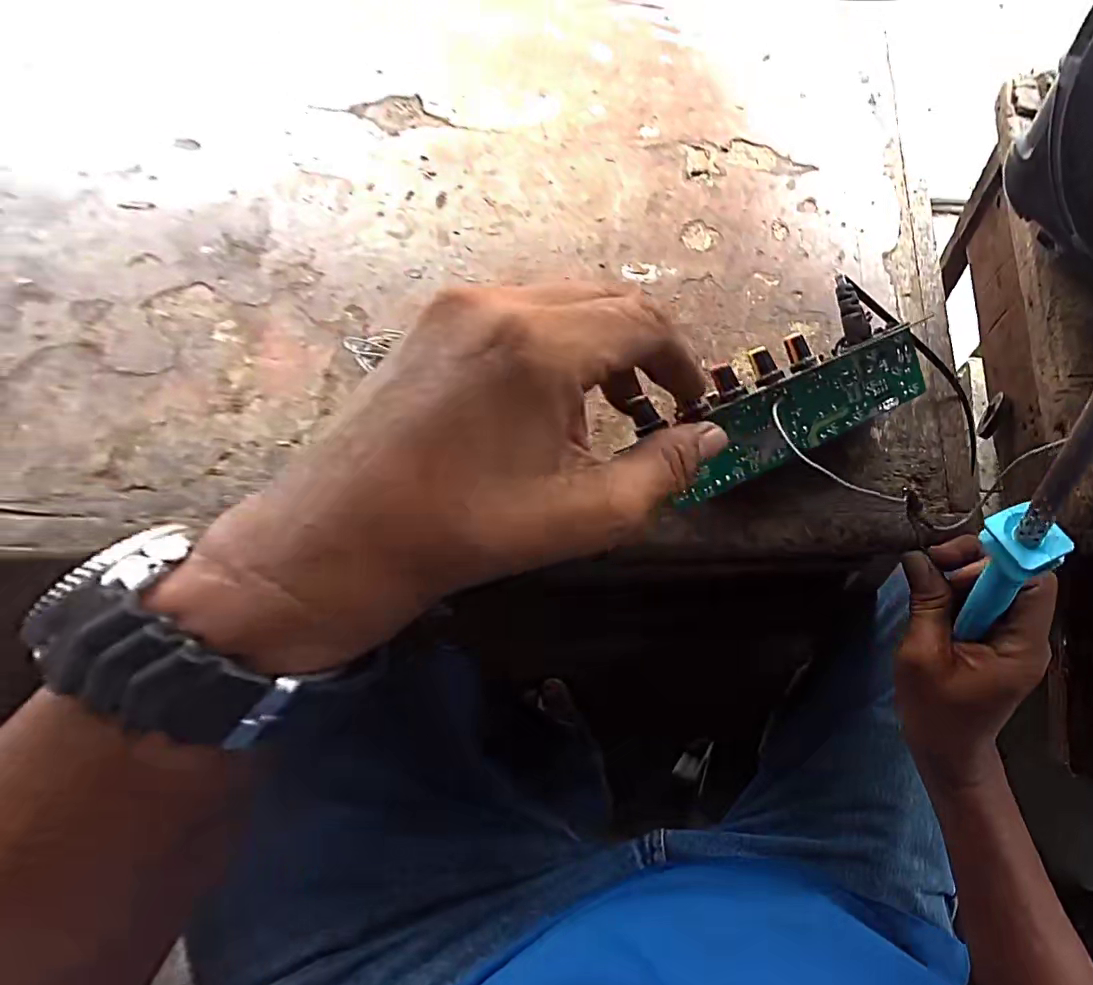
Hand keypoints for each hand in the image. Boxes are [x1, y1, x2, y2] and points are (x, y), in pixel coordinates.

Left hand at [145, 283, 725, 673]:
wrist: (341, 538)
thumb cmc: (476, 527)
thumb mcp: (597, 510)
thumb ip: (669, 468)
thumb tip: (712, 437)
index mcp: (538, 346)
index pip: (644, 324)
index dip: (684, 364)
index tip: (696, 405)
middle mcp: (498, 307)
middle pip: (612, 300)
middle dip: (655, 350)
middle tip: (670, 402)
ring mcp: (459, 309)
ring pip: (571, 302)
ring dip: (614, 346)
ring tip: (623, 406)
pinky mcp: (437, 324)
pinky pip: (530, 313)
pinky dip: (570, 344)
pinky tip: (567, 400)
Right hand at [895, 536, 1058, 789]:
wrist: (948, 754)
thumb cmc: (936, 717)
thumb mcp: (921, 657)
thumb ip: (927, 603)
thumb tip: (919, 557)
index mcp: (1022, 646)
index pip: (1036, 582)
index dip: (1002, 561)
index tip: (957, 561)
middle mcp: (1030, 637)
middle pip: (1018, 576)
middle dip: (975, 563)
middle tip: (934, 565)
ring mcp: (1018, 638)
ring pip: (1000, 584)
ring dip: (965, 577)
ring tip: (930, 586)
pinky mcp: (1003, 639)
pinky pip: (990, 601)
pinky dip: (964, 593)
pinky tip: (939, 602)